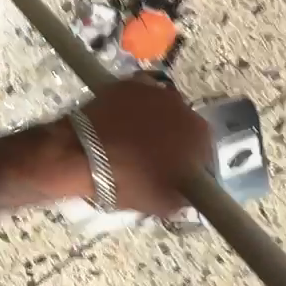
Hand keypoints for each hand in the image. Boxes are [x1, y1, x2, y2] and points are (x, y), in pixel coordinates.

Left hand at [78, 77, 212, 216]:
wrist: (81, 153)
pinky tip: (122, 116)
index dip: (190, 167)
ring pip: (162, 108)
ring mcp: (155, 90)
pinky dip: (134, 103)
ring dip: (155, 120)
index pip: (204, 154)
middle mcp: (184, 107)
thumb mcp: (165, 203)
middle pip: (184, 127)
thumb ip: (186, 196)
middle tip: (152, 156)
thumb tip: (188, 193)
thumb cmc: (126, 181)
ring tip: (134, 136)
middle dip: (174, 141)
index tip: (176, 176)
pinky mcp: (128, 82)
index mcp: (200, 137)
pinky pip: (139, 93)